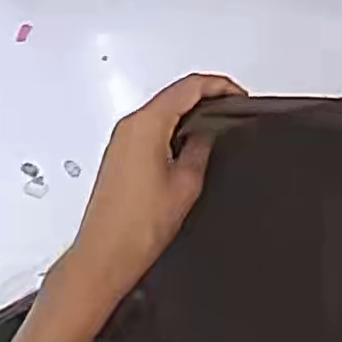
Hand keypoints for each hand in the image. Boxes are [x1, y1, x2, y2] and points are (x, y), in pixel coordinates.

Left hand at [57, 73, 245, 304]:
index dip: (218, 85)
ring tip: (215, 119)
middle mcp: (130, 125)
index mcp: (146, 125)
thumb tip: (206, 134)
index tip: (237, 92)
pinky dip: (173, 123)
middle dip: (205, 92)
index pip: (188, 87)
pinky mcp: (119, 152)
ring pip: (161, 107)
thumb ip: (200, 147)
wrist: (104, 257)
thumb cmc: (136, 228)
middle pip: (173, 92)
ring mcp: (121, 138)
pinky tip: (188, 138)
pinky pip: (150, 124)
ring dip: (188, 107)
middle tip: (231, 101)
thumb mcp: (186, 183)